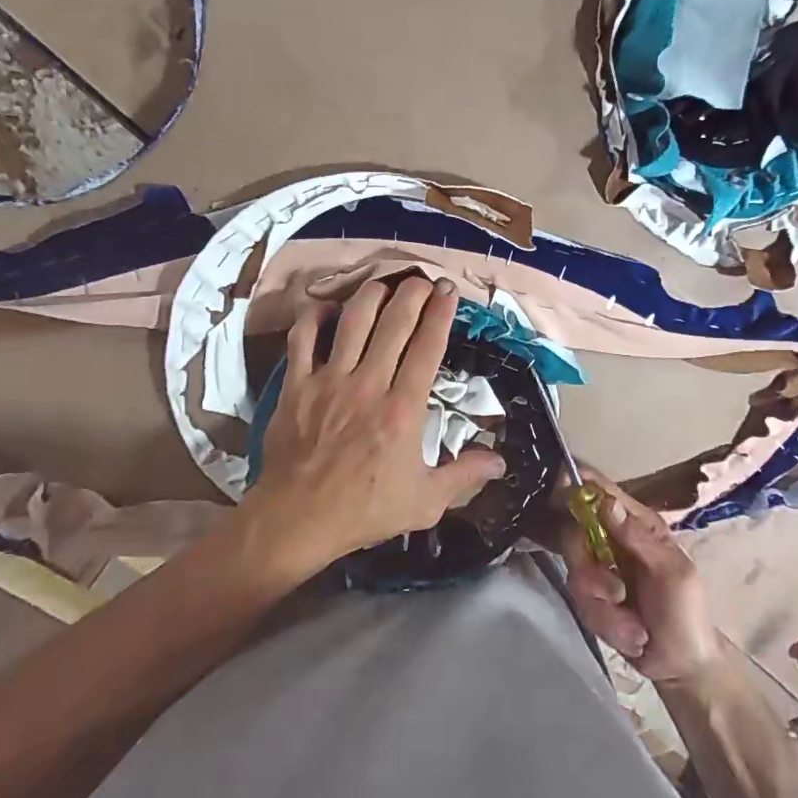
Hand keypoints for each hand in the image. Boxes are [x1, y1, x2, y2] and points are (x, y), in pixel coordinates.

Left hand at [245, 275, 506, 569]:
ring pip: (352, 321)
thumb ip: (464, 477)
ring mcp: (329, 380)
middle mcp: (368, 383)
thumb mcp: (425, 502)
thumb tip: (500, 462)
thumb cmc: (364, 510)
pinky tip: (327, 308)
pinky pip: (303, 339)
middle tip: (422, 280)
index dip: (441, 313)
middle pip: (394, 323)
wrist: (299, 518)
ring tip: (383, 284)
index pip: (428, 347)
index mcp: (403, 408)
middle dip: (412, 294)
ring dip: (371, 295)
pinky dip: (314, 317)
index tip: (448, 291)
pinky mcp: (297, 384)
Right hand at [563, 477, 722, 683]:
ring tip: (635, 629)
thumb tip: (605, 502)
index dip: (577, 484)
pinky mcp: (590, 597)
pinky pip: (580, 603)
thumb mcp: (674, 573)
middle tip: (615, 594)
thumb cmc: (686, 613)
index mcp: (636, 525)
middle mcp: (611, 540)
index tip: (559, 486)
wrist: (682, 667)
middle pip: (572, 534)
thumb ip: (639, 537)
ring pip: (575, 574)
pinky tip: (631, 637)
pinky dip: (606, 625)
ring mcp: (597, 569)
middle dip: (590, 571)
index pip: (600, 491)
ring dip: (604, 608)